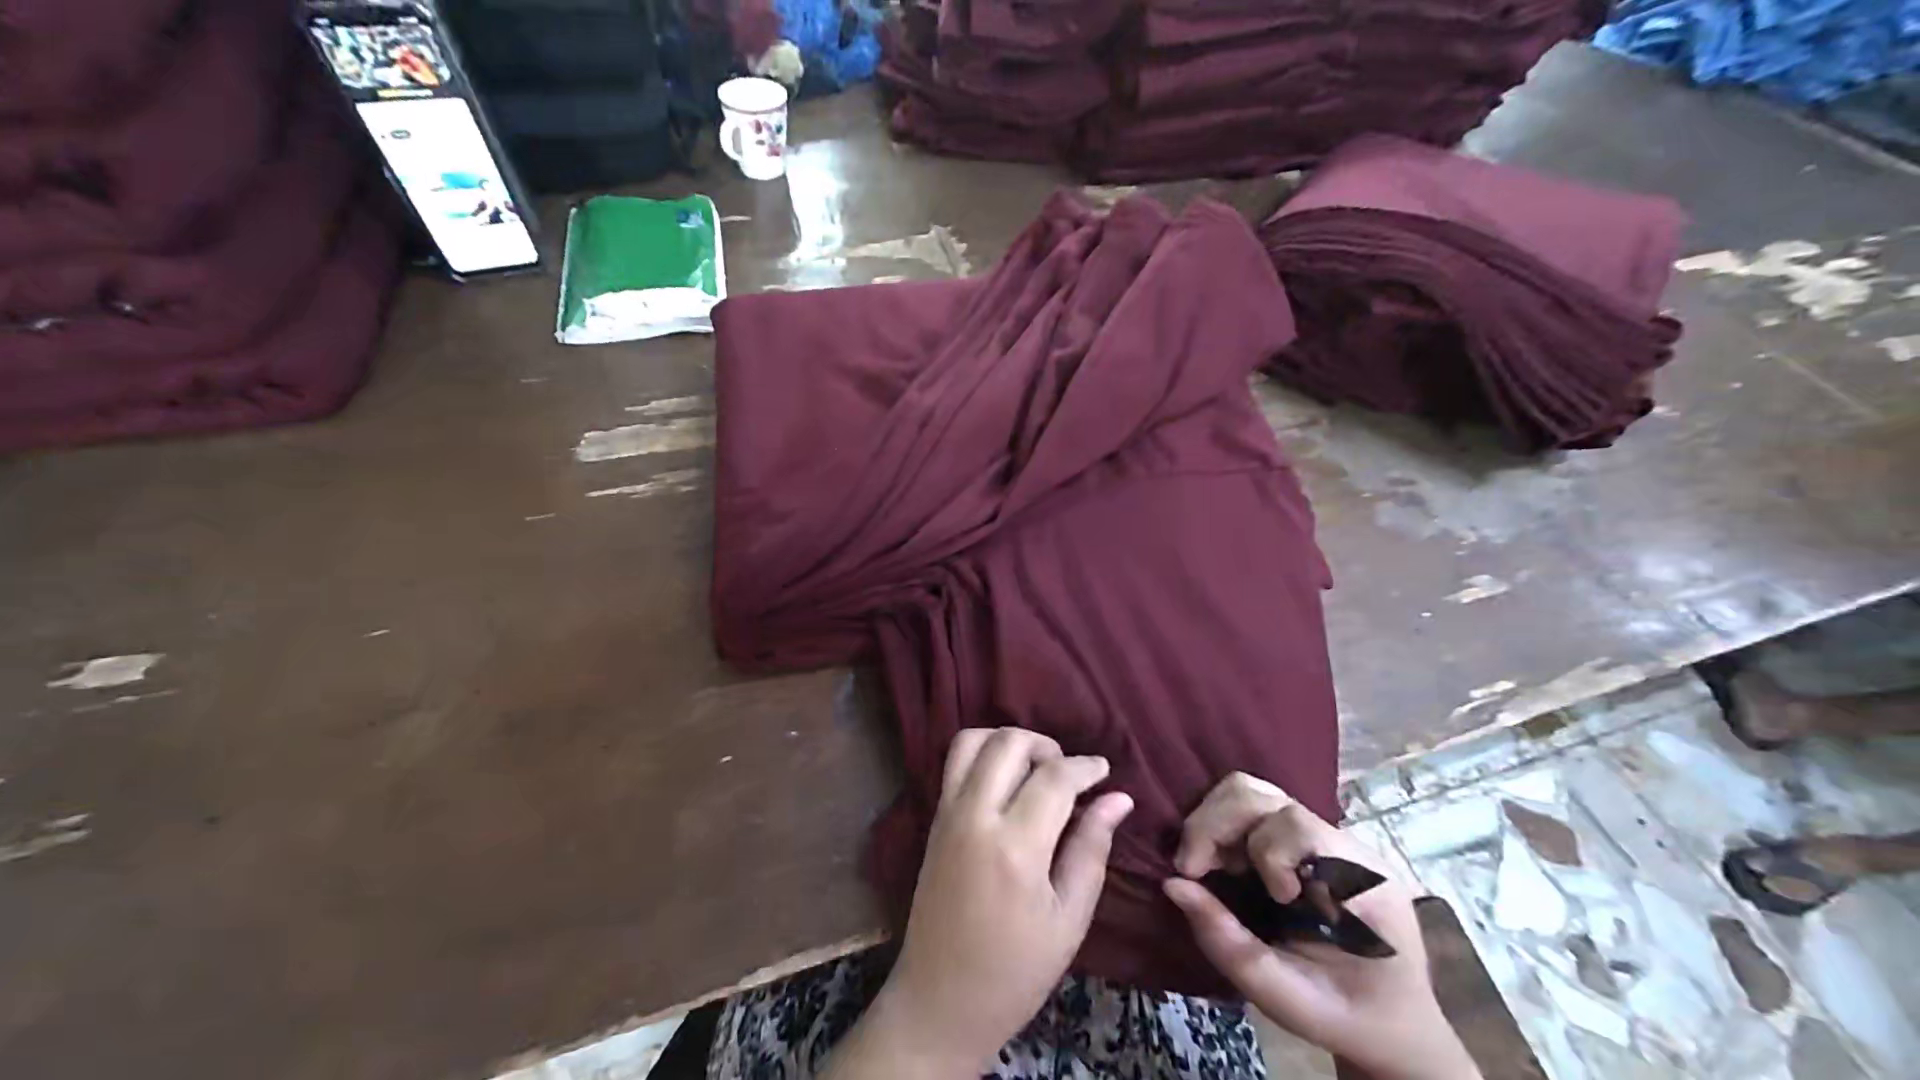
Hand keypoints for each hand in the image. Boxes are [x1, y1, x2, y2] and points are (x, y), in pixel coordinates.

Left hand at [826, 727, 1133, 1079]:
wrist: (939, 1001)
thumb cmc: (1016, 971)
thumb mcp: (1069, 918)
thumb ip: (1092, 849)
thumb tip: (1118, 798)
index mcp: (1014, 846)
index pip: (1054, 777)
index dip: (1085, 767)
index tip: (1104, 771)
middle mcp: (974, 816)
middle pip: (1008, 742)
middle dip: (1046, 746)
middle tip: (1069, 774)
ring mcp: (946, 814)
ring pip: (972, 740)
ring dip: (1008, 741)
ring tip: (1035, 770)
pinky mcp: (932, 820)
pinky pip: (954, 763)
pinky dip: (983, 754)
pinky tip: (1007, 782)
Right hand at [1162, 774, 1480, 1079]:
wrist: (1391, 1023)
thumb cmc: (1346, 1015)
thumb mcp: (1289, 999)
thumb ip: (1230, 945)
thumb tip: (1172, 885)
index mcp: (1362, 880)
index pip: (1299, 826)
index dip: (1266, 852)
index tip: (1265, 899)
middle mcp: (1341, 842)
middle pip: (1261, 796)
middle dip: (1214, 827)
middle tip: (1192, 870)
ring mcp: (1319, 831)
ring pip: (1249, 790)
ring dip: (1213, 820)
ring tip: (1205, 863)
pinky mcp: (1299, 833)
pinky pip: (1250, 805)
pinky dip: (1220, 823)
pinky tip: (1219, 859)